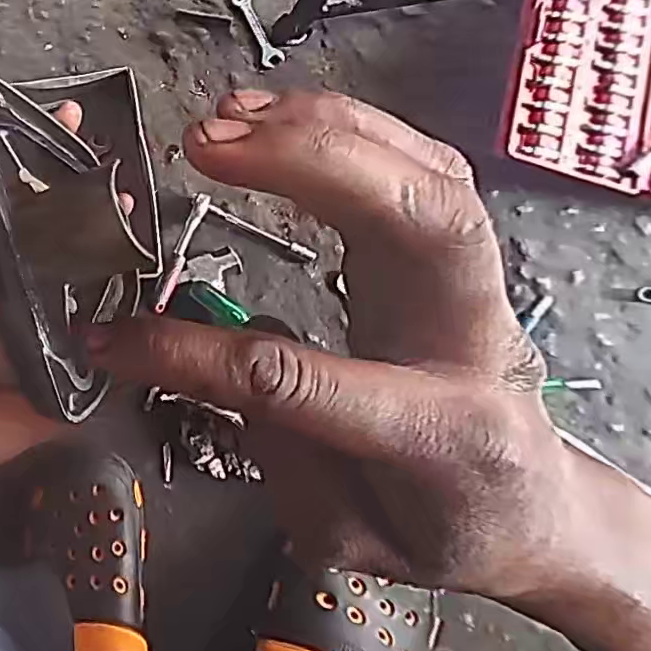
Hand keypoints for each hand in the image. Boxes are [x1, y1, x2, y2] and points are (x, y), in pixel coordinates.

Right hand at [87, 89, 650, 650]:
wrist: (536, 511)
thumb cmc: (437, 532)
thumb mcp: (344, 537)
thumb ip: (276, 449)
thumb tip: (206, 355)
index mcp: (439, 434)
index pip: (293, 377)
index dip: (189, 354)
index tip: (114, 337)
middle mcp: (471, 340)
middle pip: (420, 222)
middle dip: (307, 165)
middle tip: (203, 145)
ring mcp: (475, 287)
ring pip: (426, 175)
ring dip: (319, 128)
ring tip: (226, 116)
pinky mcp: (455, 254)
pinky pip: (418, 165)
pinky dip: (342, 125)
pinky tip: (272, 113)